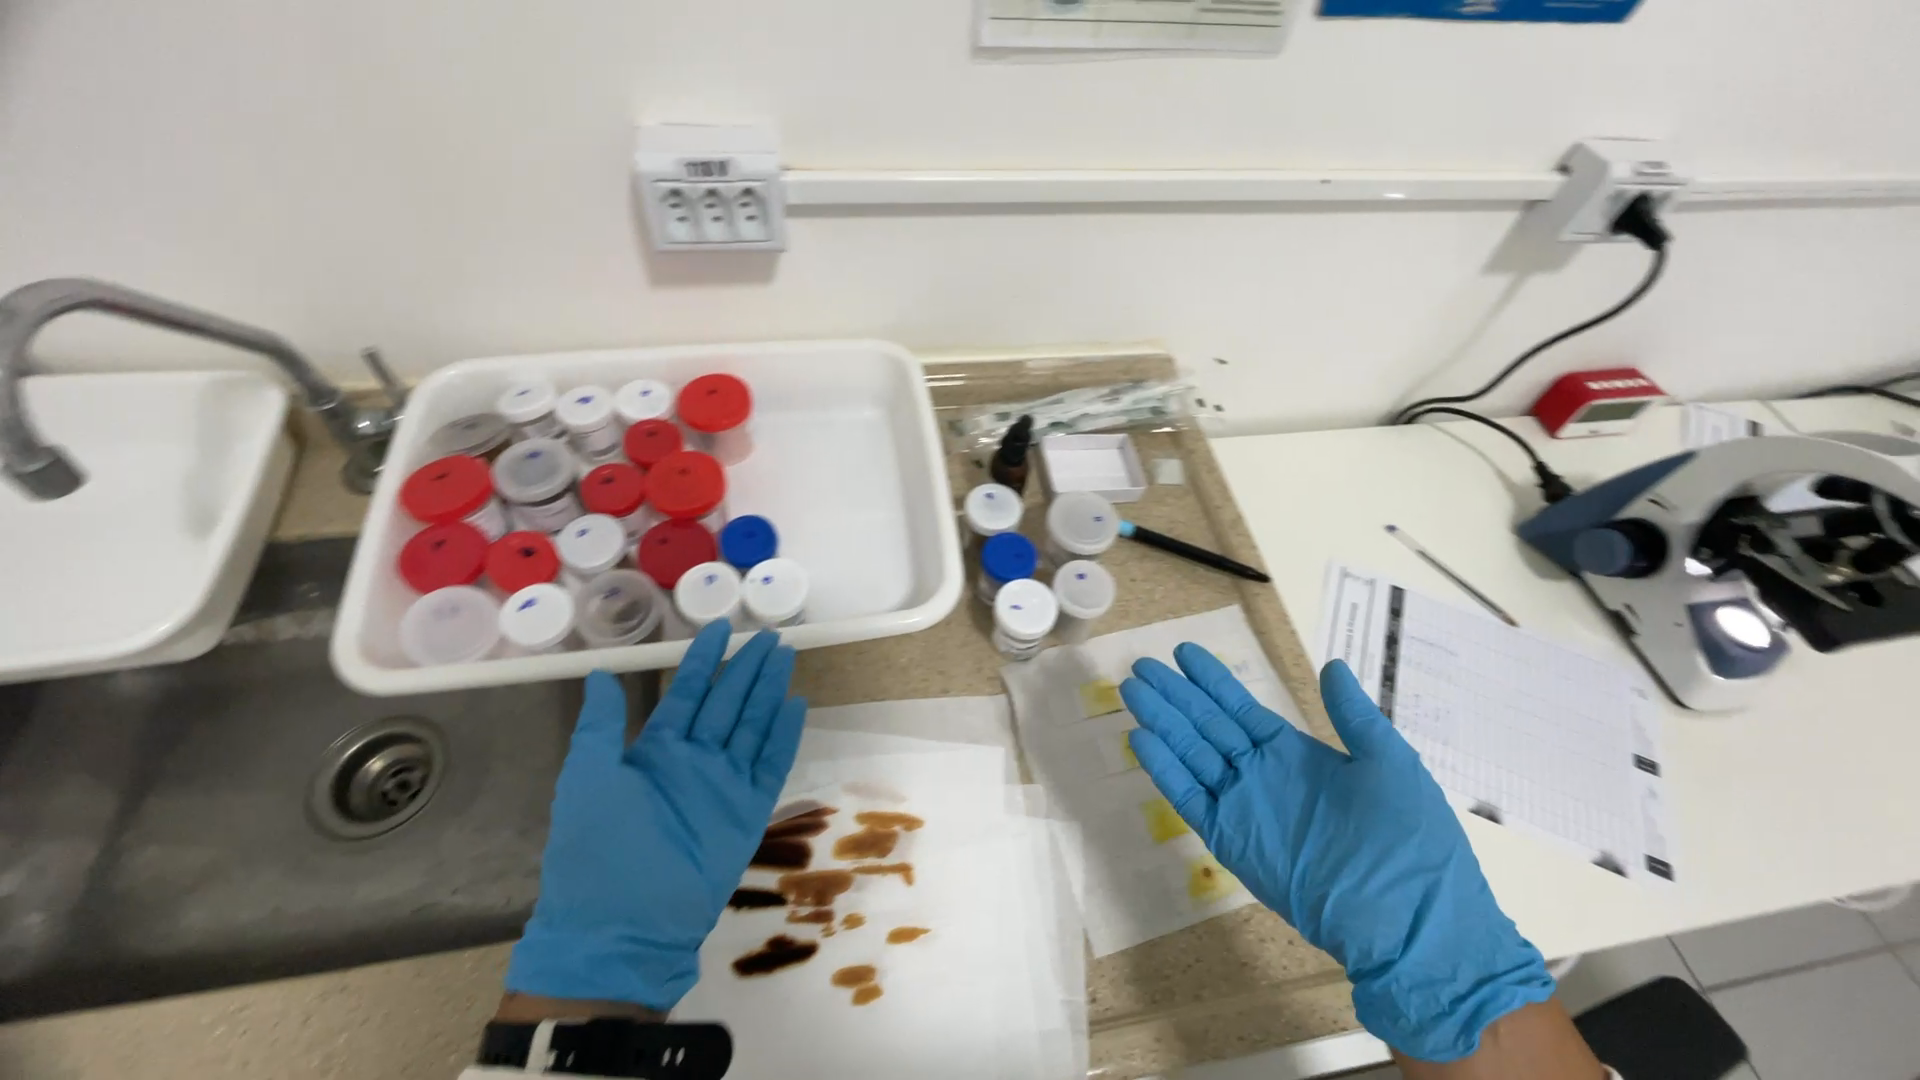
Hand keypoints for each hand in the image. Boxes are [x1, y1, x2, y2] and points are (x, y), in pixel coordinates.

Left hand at [506, 623, 807, 1011]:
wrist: (623, 921)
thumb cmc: (598, 847)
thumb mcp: (588, 778)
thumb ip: (600, 726)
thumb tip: (599, 674)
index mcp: (656, 750)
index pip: (687, 693)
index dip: (703, 660)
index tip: (720, 629)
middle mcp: (695, 760)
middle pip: (728, 702)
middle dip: (746, 668)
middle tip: (768, 636)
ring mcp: (724, 784)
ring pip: (753, 725)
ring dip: (769, 691)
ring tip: (786, 657)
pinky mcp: (748, 810)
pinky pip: (771, 764)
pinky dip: (785, 735)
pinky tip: (798, 706)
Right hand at [1120, 646, 1554, 1062]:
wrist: (1410, 926)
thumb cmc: (1410, 842)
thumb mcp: (1390, 764)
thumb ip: (1354, 716)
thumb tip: (1332, 666)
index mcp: (1296, 754)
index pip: (1240, 707)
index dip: (1211, 680)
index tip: (1183, 652)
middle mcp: (1261, 774)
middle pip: (1206, 725)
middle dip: (1174, 694)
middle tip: (1140, 666)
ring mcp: (1242, 806)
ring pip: (1190, 753)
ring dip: (1160, 722)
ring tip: (1131, 691)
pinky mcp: (1230, 840)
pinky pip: (1189, 797)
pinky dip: (1164, 770)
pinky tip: (1141, 740)